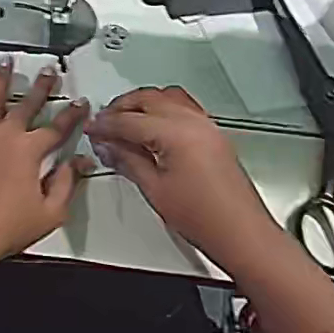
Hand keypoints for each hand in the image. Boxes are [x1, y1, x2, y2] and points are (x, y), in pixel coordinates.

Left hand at [0, 59, 93, 277]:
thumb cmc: (5, 228)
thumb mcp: (50, 212)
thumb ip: (67, 183)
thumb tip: (79, 163)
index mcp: (29, 151)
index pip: (58, 127)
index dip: (73, 114)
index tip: (81, 103)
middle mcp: (3, 137)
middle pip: (26, 104)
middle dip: (41, 86)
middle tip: (48, 72)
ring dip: (1, 82)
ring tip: (6, 64)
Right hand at [85, 86, 284, 273]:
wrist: (242, 235)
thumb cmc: (205, 218)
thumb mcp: (154, 189)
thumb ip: (128, 160)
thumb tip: (109, 146)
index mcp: (177, 133)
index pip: (129, 120)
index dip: (105, 125)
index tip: (91, 129)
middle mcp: (194, 122)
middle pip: (148, 99)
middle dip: (121, 107)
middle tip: (103, 123)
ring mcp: (207, 126)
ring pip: (167, 97)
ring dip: (142, 104)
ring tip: (124, 121)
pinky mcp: (213, 135)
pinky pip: (183, 107)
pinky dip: (162, 109)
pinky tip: (152, 127)